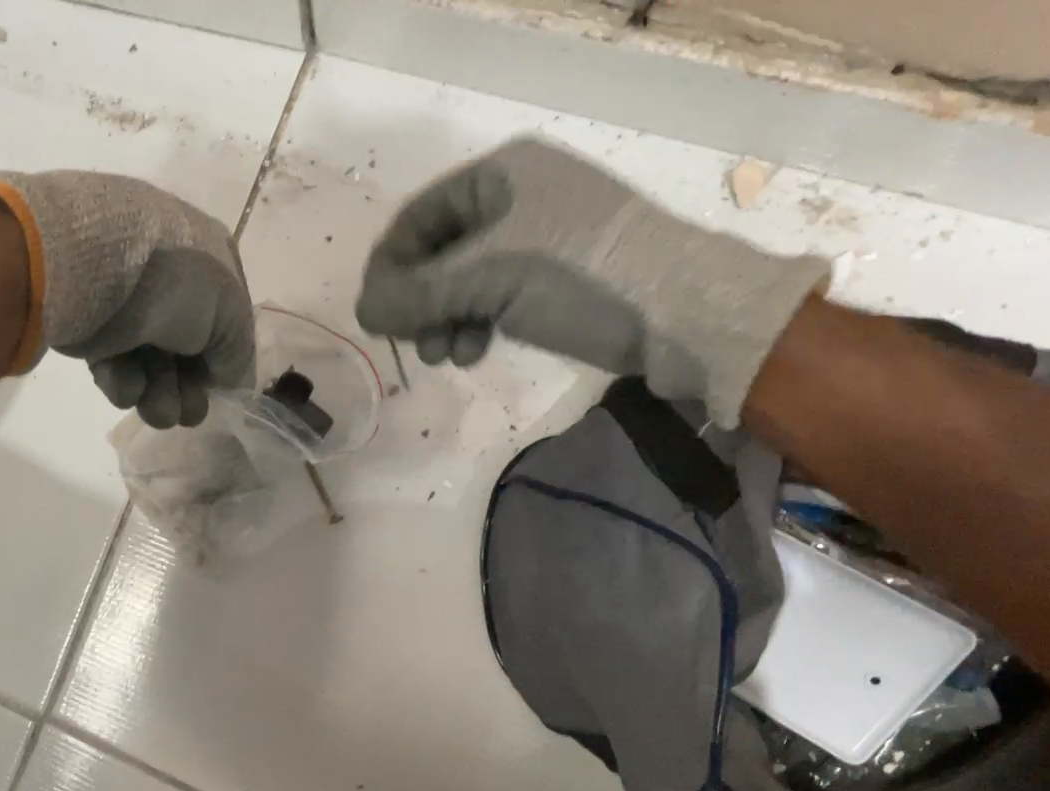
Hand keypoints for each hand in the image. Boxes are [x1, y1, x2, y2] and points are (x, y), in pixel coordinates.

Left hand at [0, 171, 253, 427]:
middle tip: (187, 415)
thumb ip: (238, 357)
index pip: (225, 324)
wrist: (90, 265)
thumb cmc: (173, 280)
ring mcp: (129, 306)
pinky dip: (123, 381)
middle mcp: (171, 282)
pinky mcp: (92, 328)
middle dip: (189, 391)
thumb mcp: (230, 316)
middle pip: (188, 354)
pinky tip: (126, 384)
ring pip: (151, 367)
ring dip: (160, 396)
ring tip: (158, 412)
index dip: (222, 364)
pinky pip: (115, 365)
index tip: (219, 394)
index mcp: (210, 263)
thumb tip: (230, 384)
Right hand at [354, 138, 828, 428]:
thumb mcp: (488, 279)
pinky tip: (475, 352)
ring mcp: (539, 239)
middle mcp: (516, 198)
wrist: (687, 314)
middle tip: (414, 344)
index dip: (388, 268)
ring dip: (444, 320)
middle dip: (419, 302)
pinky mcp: (557, 277)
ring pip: (463, 281)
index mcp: (501, 176)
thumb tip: (362, 311)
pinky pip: (494, 297)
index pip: (416, 219)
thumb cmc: (582, 278)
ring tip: (448, 356)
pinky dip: (476, 324)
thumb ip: (415, 293)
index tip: (376, 318)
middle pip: (437, 253)